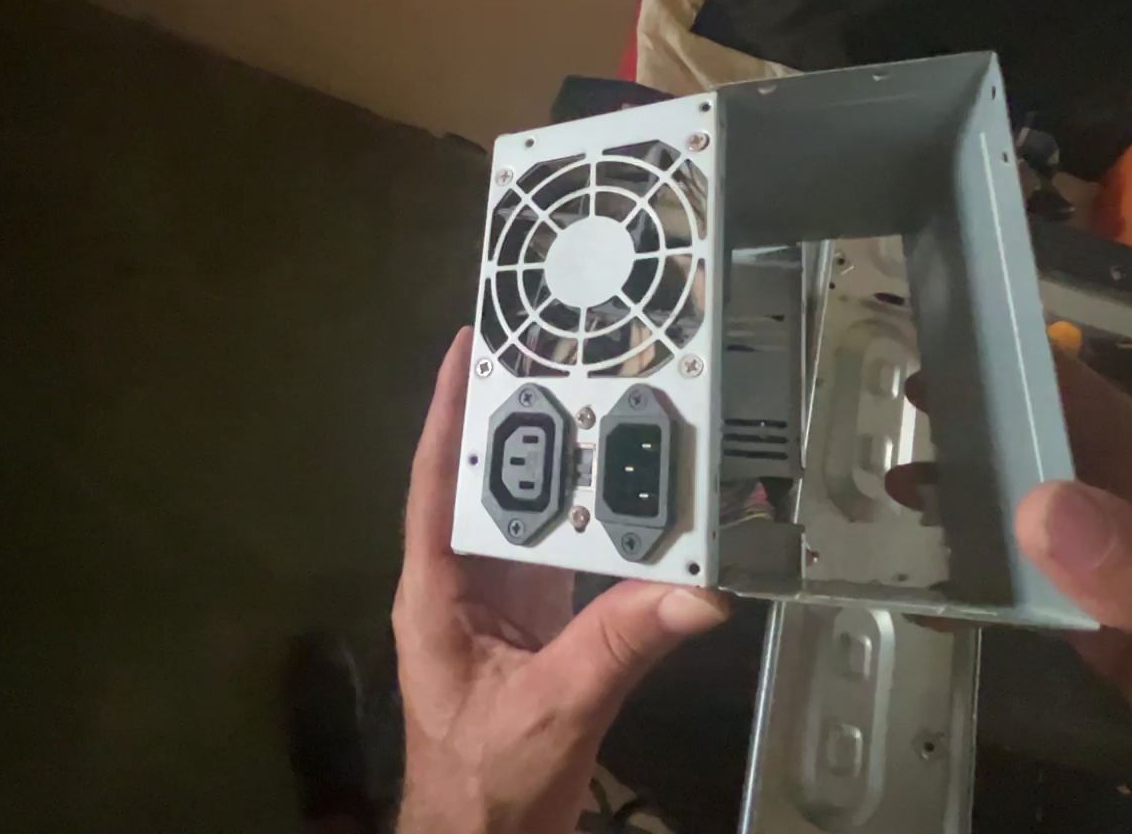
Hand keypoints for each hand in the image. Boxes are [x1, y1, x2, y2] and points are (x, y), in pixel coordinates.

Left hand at [391, 329, 729, 833]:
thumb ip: (620, 646)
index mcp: (436, 586)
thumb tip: (696, 590)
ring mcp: (495, 592)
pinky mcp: (530, 612)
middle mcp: (459, 575)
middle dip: (511, 418)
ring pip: (521, 508)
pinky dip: (582, 514)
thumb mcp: (552, 709)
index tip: (465, 349)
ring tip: (587, 403)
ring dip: (550, 461)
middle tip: (548, 359)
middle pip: (482, 482)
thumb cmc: (487, 781)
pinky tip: (615, 485)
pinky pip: (555, 546)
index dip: (448, 410)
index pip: (435, 480)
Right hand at [891, 357, 1131, 833]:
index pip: (1072, 392)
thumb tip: (1037, 504)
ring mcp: (1117, 576)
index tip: (925, 334)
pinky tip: (926, 596)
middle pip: (1032, 446)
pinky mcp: (1104, 632)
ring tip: (894, 491)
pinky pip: (1021, 591)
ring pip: (1019, 515)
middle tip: (887, 408)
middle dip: (961, 422)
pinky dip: (970, 584)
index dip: (1000, 355)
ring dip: (958, 499)